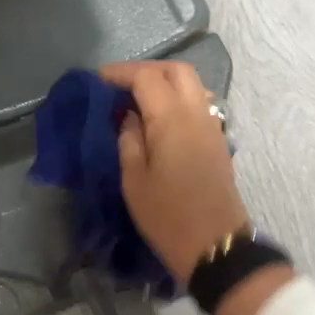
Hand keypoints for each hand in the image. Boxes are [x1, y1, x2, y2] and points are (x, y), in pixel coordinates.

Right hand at [100, 60, 250, 283]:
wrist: (214, 244)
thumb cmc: (166, 215)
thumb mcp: (134, 178)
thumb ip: (129, 138)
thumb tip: (128, 116)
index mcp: (171, 119)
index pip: (145, 78)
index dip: (119, 73)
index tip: (97, 80)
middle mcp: (196, 113)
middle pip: (176, 70)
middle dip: (146, 70)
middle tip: (119, 85)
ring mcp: (212, 125)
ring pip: (191, 84)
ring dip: (164, 81)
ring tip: (137, 98)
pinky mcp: (217, 139)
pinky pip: (198, 102)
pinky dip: (177, 97)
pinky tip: (158, 117)